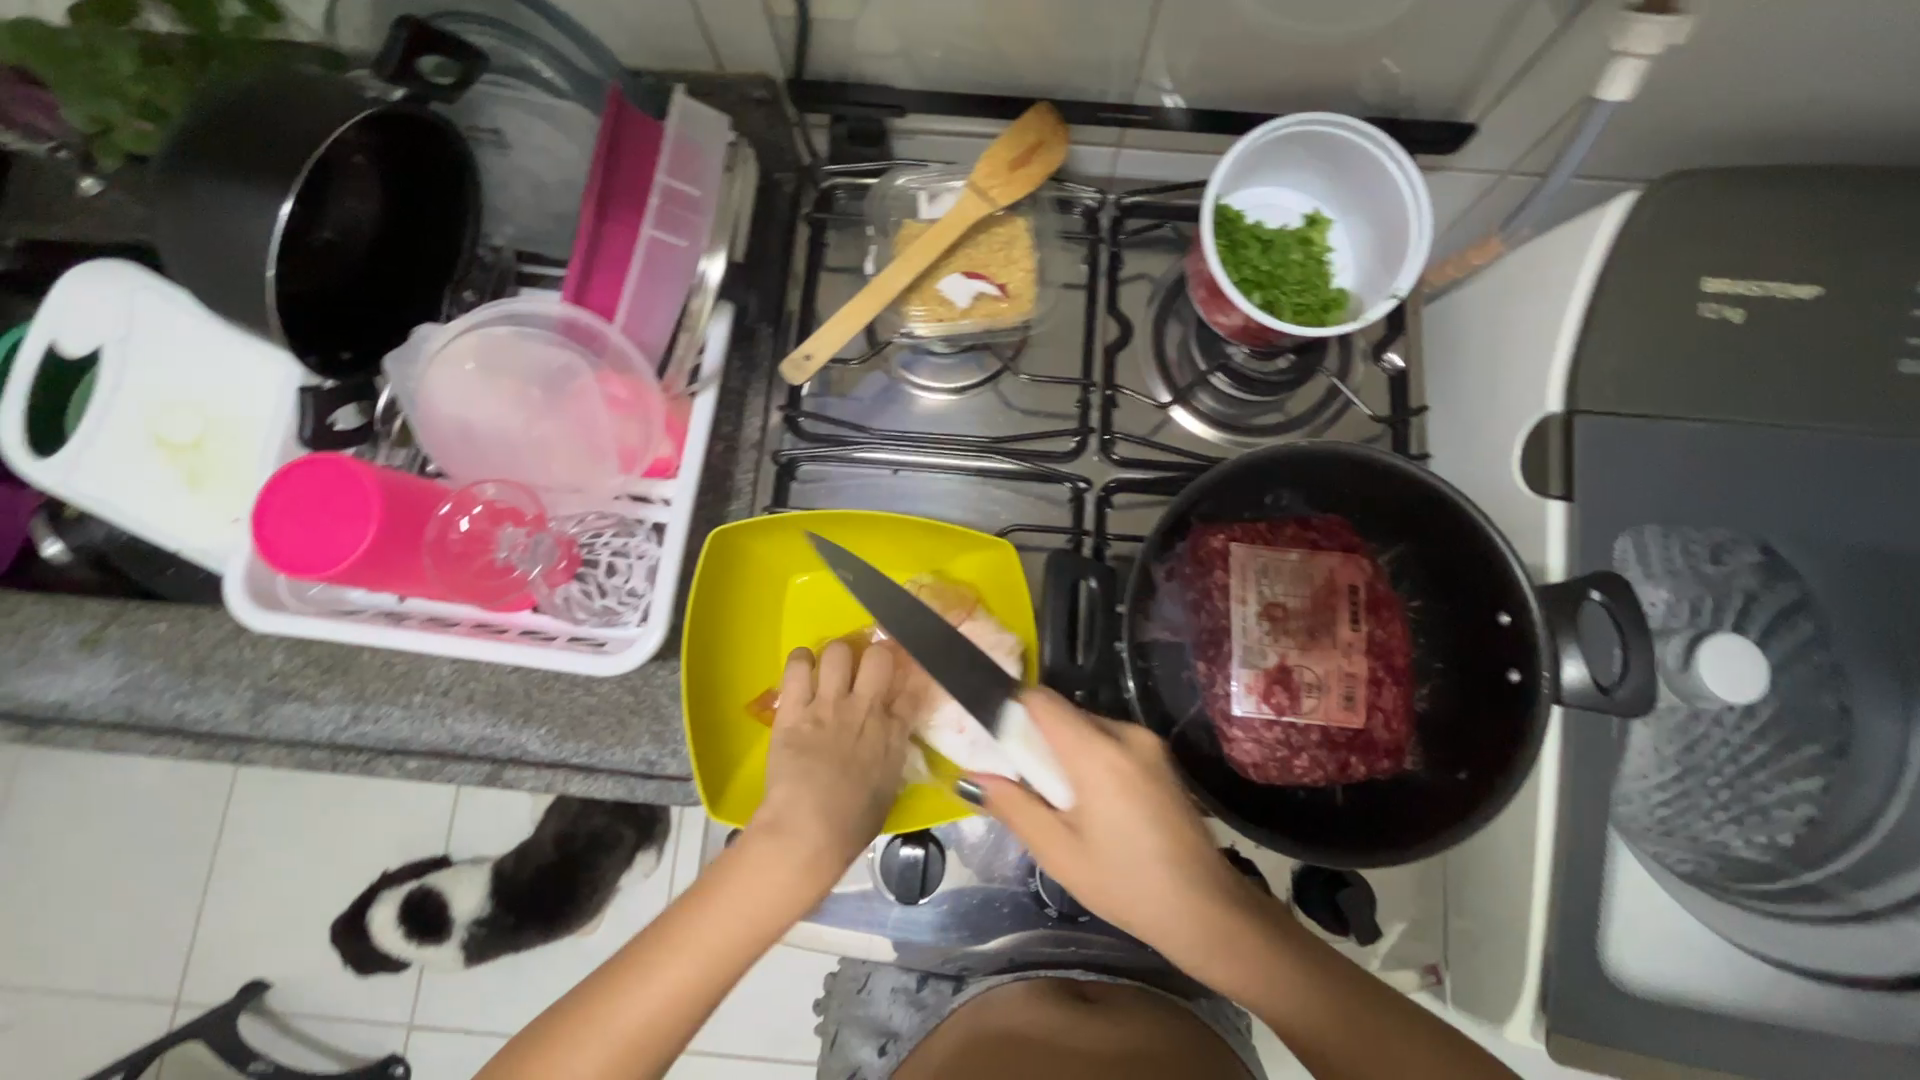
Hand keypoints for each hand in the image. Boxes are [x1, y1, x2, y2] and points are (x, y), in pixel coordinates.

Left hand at [751, 641, 909, 889]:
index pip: (912, 687)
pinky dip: (800, 661)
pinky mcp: (794, 708)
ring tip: (828, 668)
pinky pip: (797, 666)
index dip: (909, 674)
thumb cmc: (853, 823)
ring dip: (835, 656)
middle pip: (878, 656)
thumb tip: (891, 743)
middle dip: (873, 656)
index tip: (904, 673)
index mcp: (893, 732)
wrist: (809, 829)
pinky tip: (801, 667)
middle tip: (863, 669)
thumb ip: (892, 756)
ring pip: (838, 651)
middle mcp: (865, 708)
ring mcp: (829, 704)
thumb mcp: (890, 788)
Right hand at [965, 688, 1267, 964]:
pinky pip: (1111, 744)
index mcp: (1096, 751)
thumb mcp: (1057, 851)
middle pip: (1064, 715)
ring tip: (1057, 804)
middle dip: (1037, 741)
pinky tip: (1090, 807)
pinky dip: (1090, 762)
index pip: (1040, 700)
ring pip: (1088, 729)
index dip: (1010, 710)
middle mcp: (1126, 733)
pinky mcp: (1162, 760)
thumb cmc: (1125, 883)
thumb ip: (1012, 806)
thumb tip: (972, 777)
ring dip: (1065, 754)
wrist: (1206, 909)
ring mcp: (1149, 744)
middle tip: (1021, 784)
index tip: (992, 740)